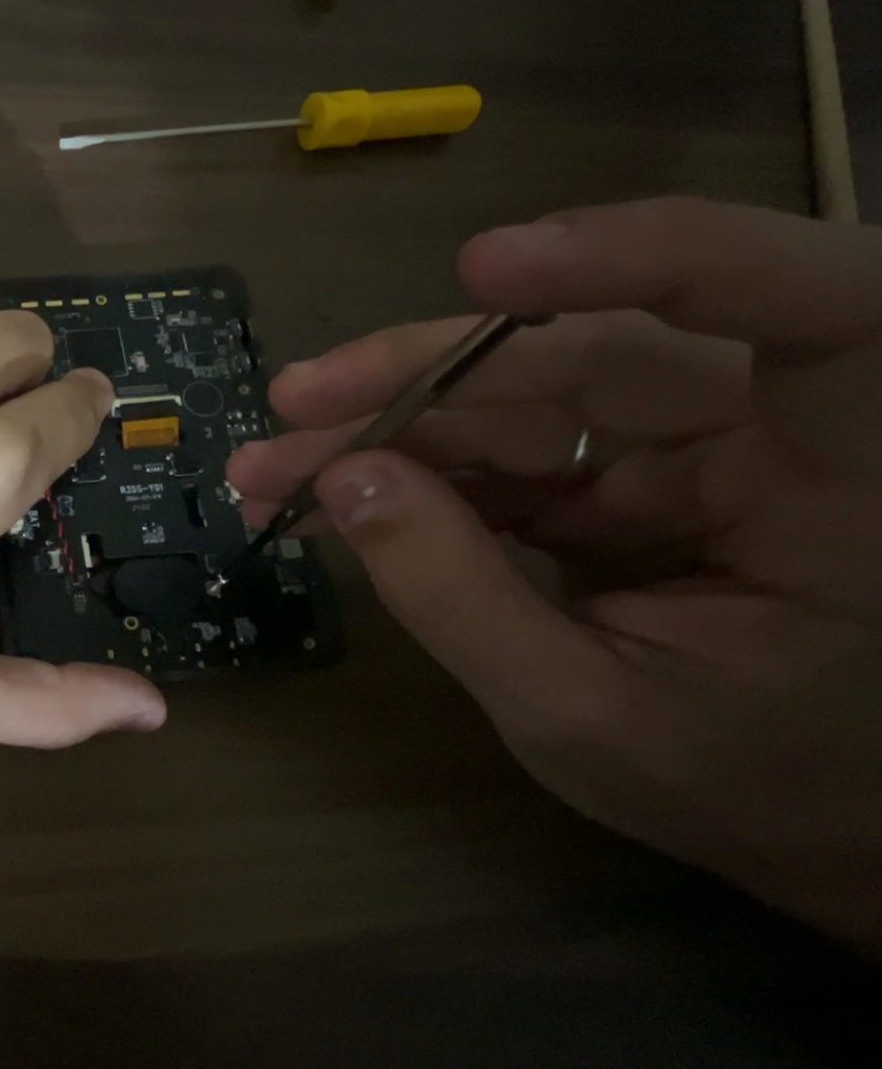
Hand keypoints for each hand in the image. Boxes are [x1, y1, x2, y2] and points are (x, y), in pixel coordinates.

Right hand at [228, 198, 881, 946]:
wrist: (829, 832)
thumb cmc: (751, 790)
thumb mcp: (582, 714)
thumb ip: (459, 596)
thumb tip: (341, 480)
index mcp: (859, 470)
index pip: (790, 299)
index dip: (635, 259)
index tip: (479, 268)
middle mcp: (790, 428)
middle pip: (582, 358)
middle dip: (411, 384)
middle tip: (285, 411)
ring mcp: (705, 449)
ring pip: (520, 404)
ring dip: (384, 433)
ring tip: (270, 471)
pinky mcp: (638, 477)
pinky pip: (510, 457)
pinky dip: (412, 476)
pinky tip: (324, 499)